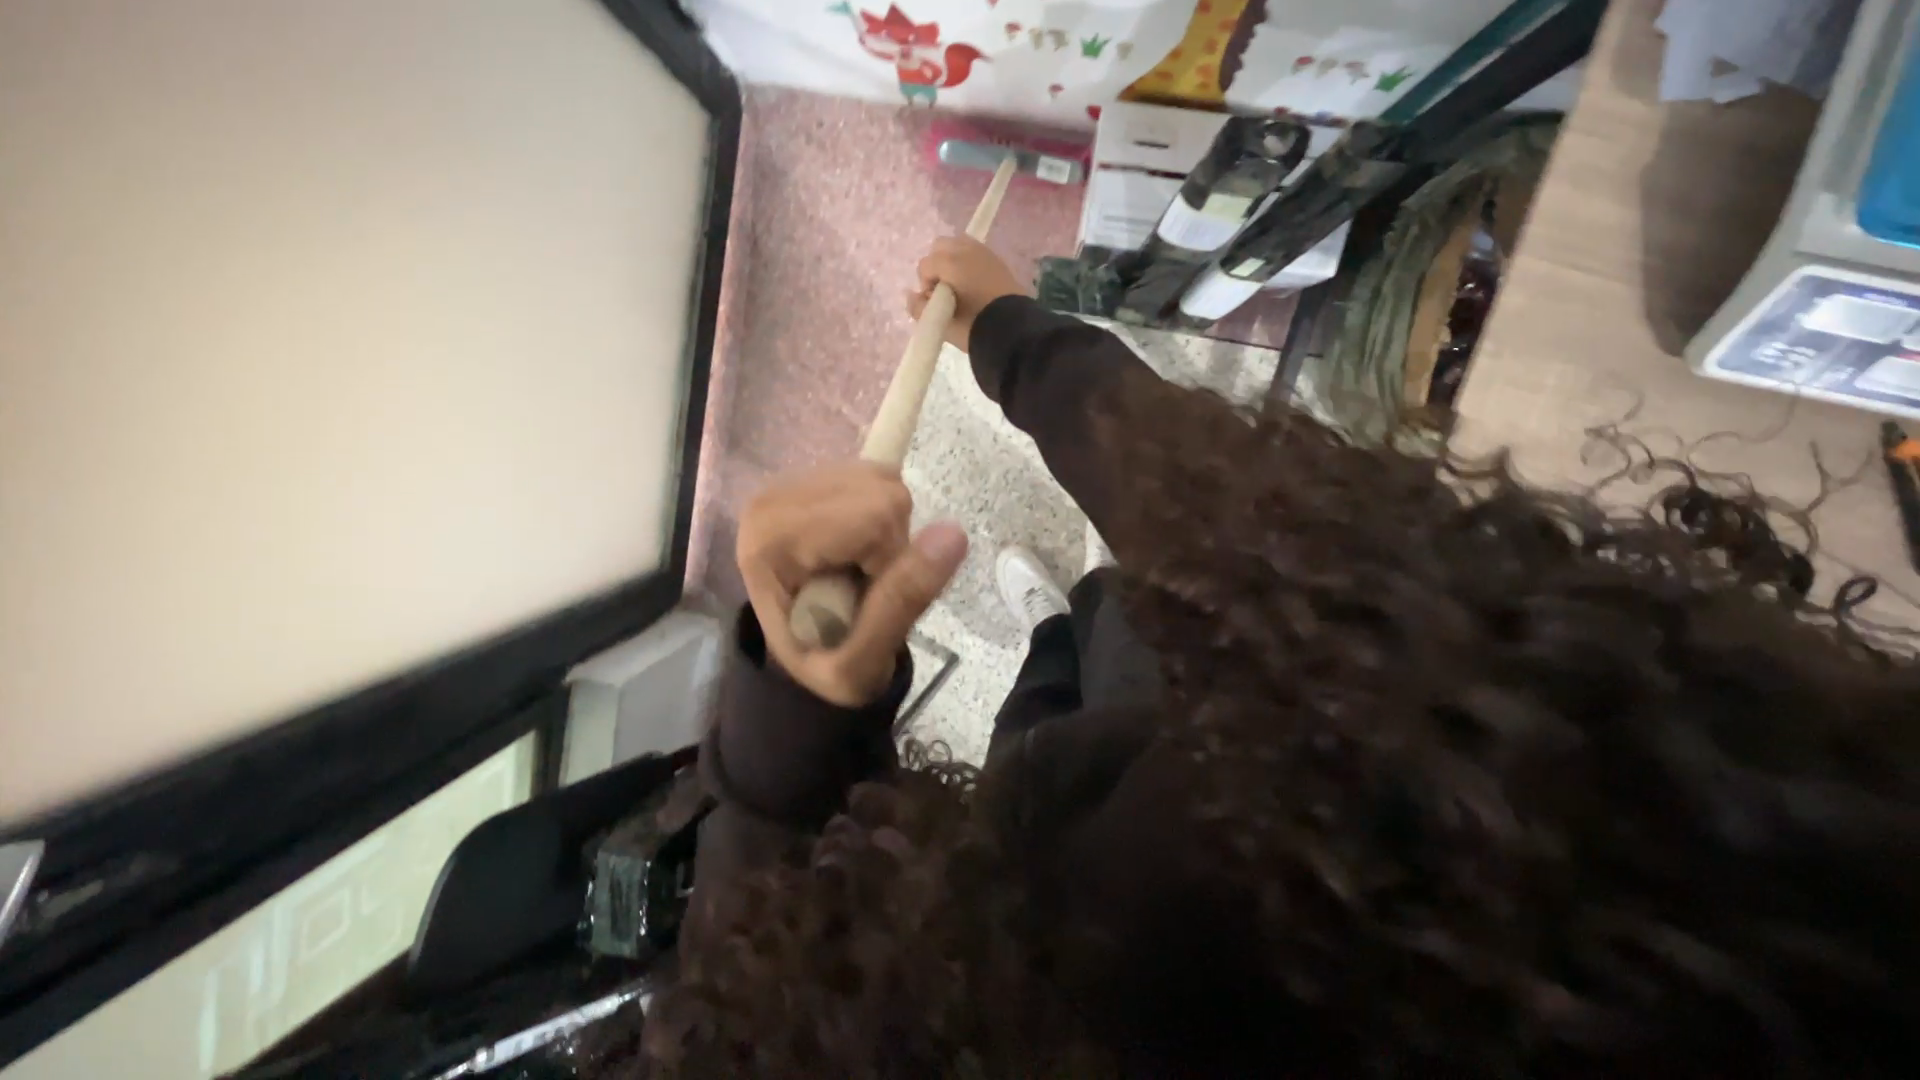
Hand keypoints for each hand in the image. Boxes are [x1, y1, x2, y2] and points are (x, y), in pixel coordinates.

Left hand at [736, 463, 969, 706]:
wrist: (804, 654)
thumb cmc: (824, 666)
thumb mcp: (859, 663)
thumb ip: (902, 602)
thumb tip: (955, 533)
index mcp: (771, 540)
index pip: (872, 517)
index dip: (892, 562)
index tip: (865, 603)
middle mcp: (775, 498)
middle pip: (882, 492)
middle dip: (893, 545)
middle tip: (865, 587)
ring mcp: (794, 481)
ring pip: (886, 481)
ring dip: (892, 531)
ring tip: (862, 570)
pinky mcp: (816, 476)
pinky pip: (881, 478)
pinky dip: (887, 517)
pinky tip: (862, 547)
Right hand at [906, 235, 1026, 352]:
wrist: (1012, 332)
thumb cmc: (972, 327)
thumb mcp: (941, 322)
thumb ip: (919, 307)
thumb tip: (912, 294)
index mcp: (950, 262)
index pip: (925, 265)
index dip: (926, 284)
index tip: (935, 303)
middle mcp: (967, 250)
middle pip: (941, 246)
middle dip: (937, 265)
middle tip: (944, 290)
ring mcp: (985, 253)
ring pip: (959, 245)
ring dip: (953, 261)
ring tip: (959, 286)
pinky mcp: (998, 261)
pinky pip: (976, 254)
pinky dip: (969, 264)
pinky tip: (974, 286)